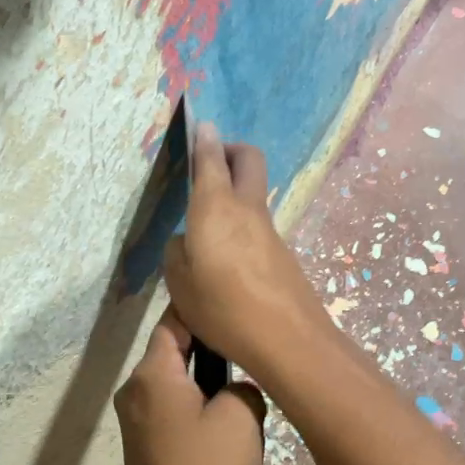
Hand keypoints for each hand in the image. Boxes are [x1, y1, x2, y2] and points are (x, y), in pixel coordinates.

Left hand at [114, 307, 265, 464]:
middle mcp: (133, 390)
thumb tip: (234, 388)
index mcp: (151, 374)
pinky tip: (218, 428)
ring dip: (200, 384)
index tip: (231, 307)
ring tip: (237, 395)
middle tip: (245, 353)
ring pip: (171, 384)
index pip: (172, 322)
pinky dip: (191, 409)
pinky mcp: (139, 446)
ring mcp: (132, 420)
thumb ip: (242, 385)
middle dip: (205, 351)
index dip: (201, 311)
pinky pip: (167, 410)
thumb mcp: (241, 416)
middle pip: (170, 353)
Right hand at [164, 123, 330, 380]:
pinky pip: (256, 223)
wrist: (288, 339)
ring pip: (253, 192)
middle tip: (208, 163)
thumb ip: (176, 250)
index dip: (203, 139)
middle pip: (248, 158)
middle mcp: (246, 208)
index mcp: (215, 207)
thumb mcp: (179, 282)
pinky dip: (239, 223)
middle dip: (229, 150)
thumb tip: (188, 238)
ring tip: (205, 222)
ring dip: (234, 190)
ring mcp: (268, 229)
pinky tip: (223, 258)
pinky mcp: (280, 253)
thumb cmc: (222, 308)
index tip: (198, 126)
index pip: (209, 159)